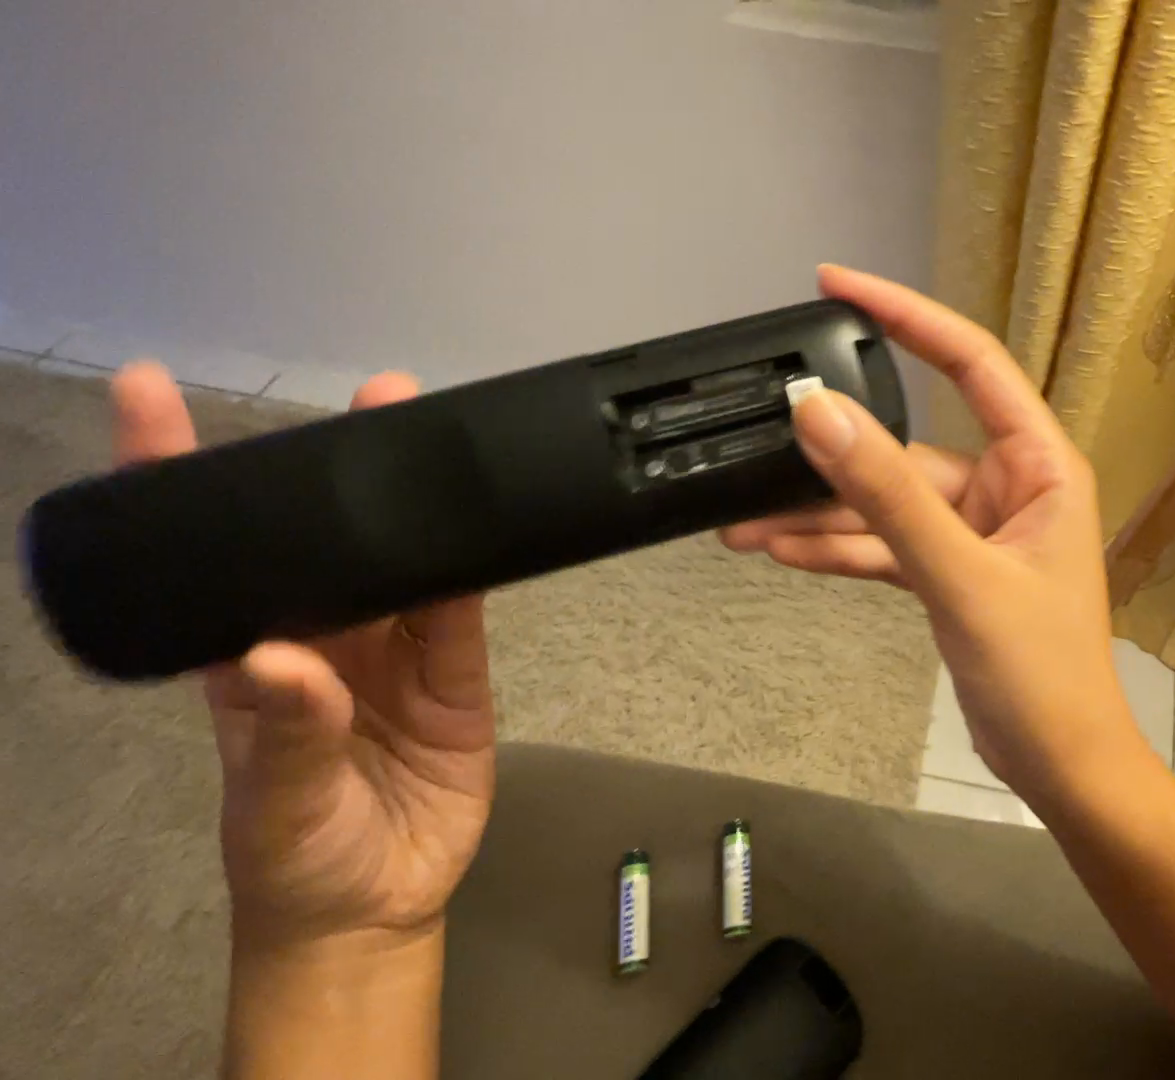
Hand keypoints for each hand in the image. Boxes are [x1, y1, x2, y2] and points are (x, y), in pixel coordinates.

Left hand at [110, 363, 494, 948]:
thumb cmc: (295, 855)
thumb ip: (286, 732)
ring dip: (417, 510)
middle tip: (371, 401)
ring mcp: (396, 655)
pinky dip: (468, 575)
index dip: (178, 479)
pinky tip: (475, 530)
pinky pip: (462, 616)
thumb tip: (283, 654)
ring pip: (406, 567)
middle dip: (338, 472)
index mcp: (247, 660)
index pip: (209, 560)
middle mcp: (322, 640)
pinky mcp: (457, 675)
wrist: (378, 900)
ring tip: (429, 441)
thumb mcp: (271, 804)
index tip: (153, 395)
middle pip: (326, 544)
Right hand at [721, 266, 1137, 794]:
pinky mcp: (951, 571)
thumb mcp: (961, 577)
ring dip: (821, 513)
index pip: (971, 362)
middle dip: (835, 455)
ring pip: (887, 503)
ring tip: (742, 518)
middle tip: (758, 434)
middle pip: (909, 447)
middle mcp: (1007, 486)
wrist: (1060, 762)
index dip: (906, 316)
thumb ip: (889, 497)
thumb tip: (819, 414)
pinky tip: (780, 549)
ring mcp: (976, 531)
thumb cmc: (1042, 674)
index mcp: (1038, 465)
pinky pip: (887, 545)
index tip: (836, 287)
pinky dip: (840, 549)